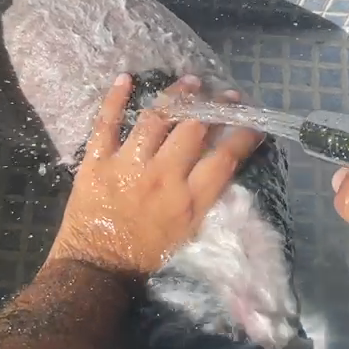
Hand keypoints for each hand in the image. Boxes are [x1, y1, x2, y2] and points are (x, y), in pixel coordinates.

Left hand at [49, 74, 265, 279]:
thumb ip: (206, 201)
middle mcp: (162, 177)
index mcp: (189, 201)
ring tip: (191, 82)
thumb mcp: (190, 236)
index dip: (242, 136)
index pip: (224, 158)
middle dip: (214, 107)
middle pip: (193, 130)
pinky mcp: (96, 162)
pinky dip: (114, 99)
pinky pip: (105, 123)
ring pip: (156, 119)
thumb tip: (223, 168)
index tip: (252, 123)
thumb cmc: (146, 259)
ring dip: (177, 96)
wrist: (97, 271)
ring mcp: (128, 166)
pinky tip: (126, 77)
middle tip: (225, 95)